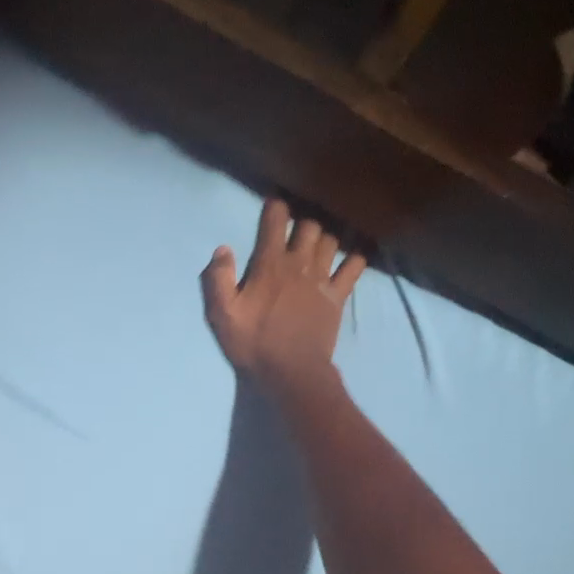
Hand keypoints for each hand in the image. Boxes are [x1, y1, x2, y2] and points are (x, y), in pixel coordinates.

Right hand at [201, 198, 367, 383]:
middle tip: (296, 223)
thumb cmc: (252, 343)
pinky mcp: (338, 295)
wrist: (290, 371)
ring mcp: (322, 279)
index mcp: (269, 265)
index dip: (275, 208)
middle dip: (303, 220)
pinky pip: (354, 267)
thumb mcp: (222, 314)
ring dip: (325, 235)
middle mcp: (299, 264)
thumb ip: (218, 279)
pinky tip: (355, 254)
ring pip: (330, 241)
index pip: (275, 223)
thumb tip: (222, 249)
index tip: (274, 202)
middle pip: (309, 226)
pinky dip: (356, 256)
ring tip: (321, 236)